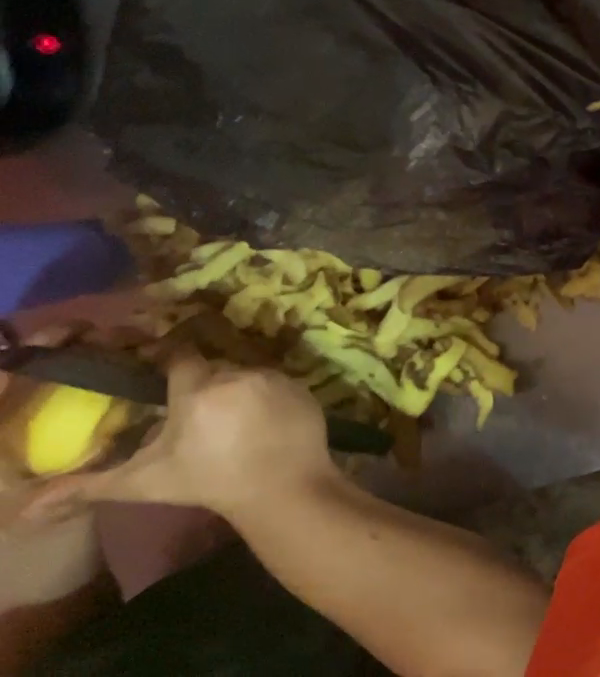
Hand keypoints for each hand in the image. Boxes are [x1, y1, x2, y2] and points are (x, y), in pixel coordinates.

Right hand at [24, 351, 336, 523]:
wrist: (283, 486)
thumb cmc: (209, 481)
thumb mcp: (144, 481)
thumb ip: (89, 485)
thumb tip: (31, 507)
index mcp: (200, 389)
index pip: (177, 355)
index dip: (162, 355)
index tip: (151, 360)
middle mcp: (241, 374)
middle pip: (212, 368)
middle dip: (197, 383)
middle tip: (186, 408)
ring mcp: (278, 378)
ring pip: (244, 375)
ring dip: (230, 390)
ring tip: (222, 420)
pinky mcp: (304, 387)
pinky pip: (273, 384)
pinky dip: (261, 397)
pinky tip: (254, 422)